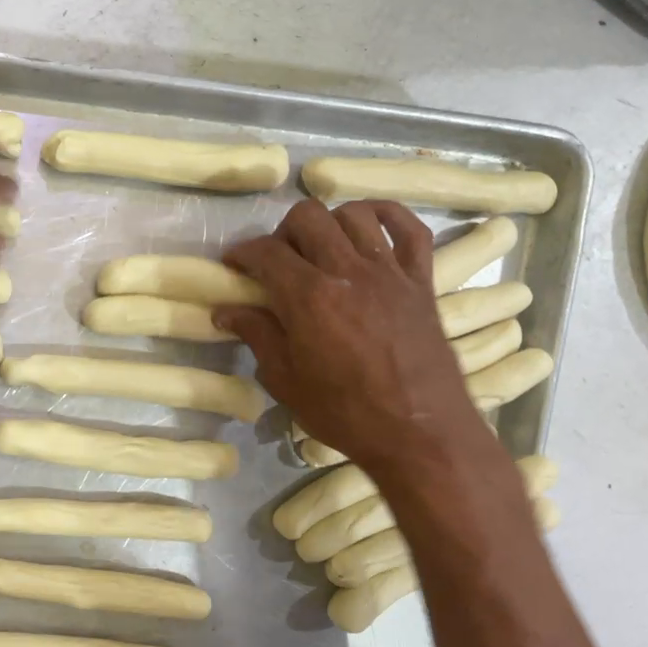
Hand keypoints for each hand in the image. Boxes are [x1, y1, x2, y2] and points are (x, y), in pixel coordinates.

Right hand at [215, 199, 485, 475]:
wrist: (419, 432)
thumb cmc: (344, 413)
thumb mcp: (285, 380)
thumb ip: (258, 335)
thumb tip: (226, 311)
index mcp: (309, 298)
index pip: (266, 253)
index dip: (242, 253)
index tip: (233, 266)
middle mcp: (348, 272)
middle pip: (309, 217)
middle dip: (283, 232)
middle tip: (277, 260)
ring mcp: (390, 272)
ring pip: (355, 214)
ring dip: (329, 222)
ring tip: (320, 248)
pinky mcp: (421, 280)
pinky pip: (410, 228)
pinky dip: (387, 216)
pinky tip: (369, 226)